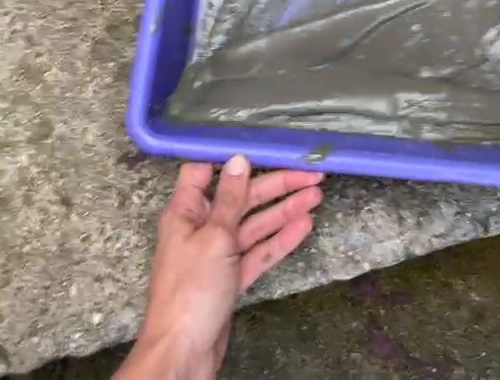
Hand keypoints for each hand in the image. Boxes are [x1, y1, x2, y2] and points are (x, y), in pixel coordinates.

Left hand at [118, 156, 323, 379]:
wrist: (182, 354)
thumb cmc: (191, 289)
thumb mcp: (213, 237)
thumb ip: (230, 199)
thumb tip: (239, 159)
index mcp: (186, 210)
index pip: (205, 170)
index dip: (232, 156)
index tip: (263, 144)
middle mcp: (201, 227)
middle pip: (241, 197)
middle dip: (275, 185)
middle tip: (310, 174)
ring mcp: (218, 253)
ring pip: (255, 224)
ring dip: (284, 210)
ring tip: (317, 195)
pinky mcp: (231, 277)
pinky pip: (258, 251)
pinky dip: (280, 240)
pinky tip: (305, 226)